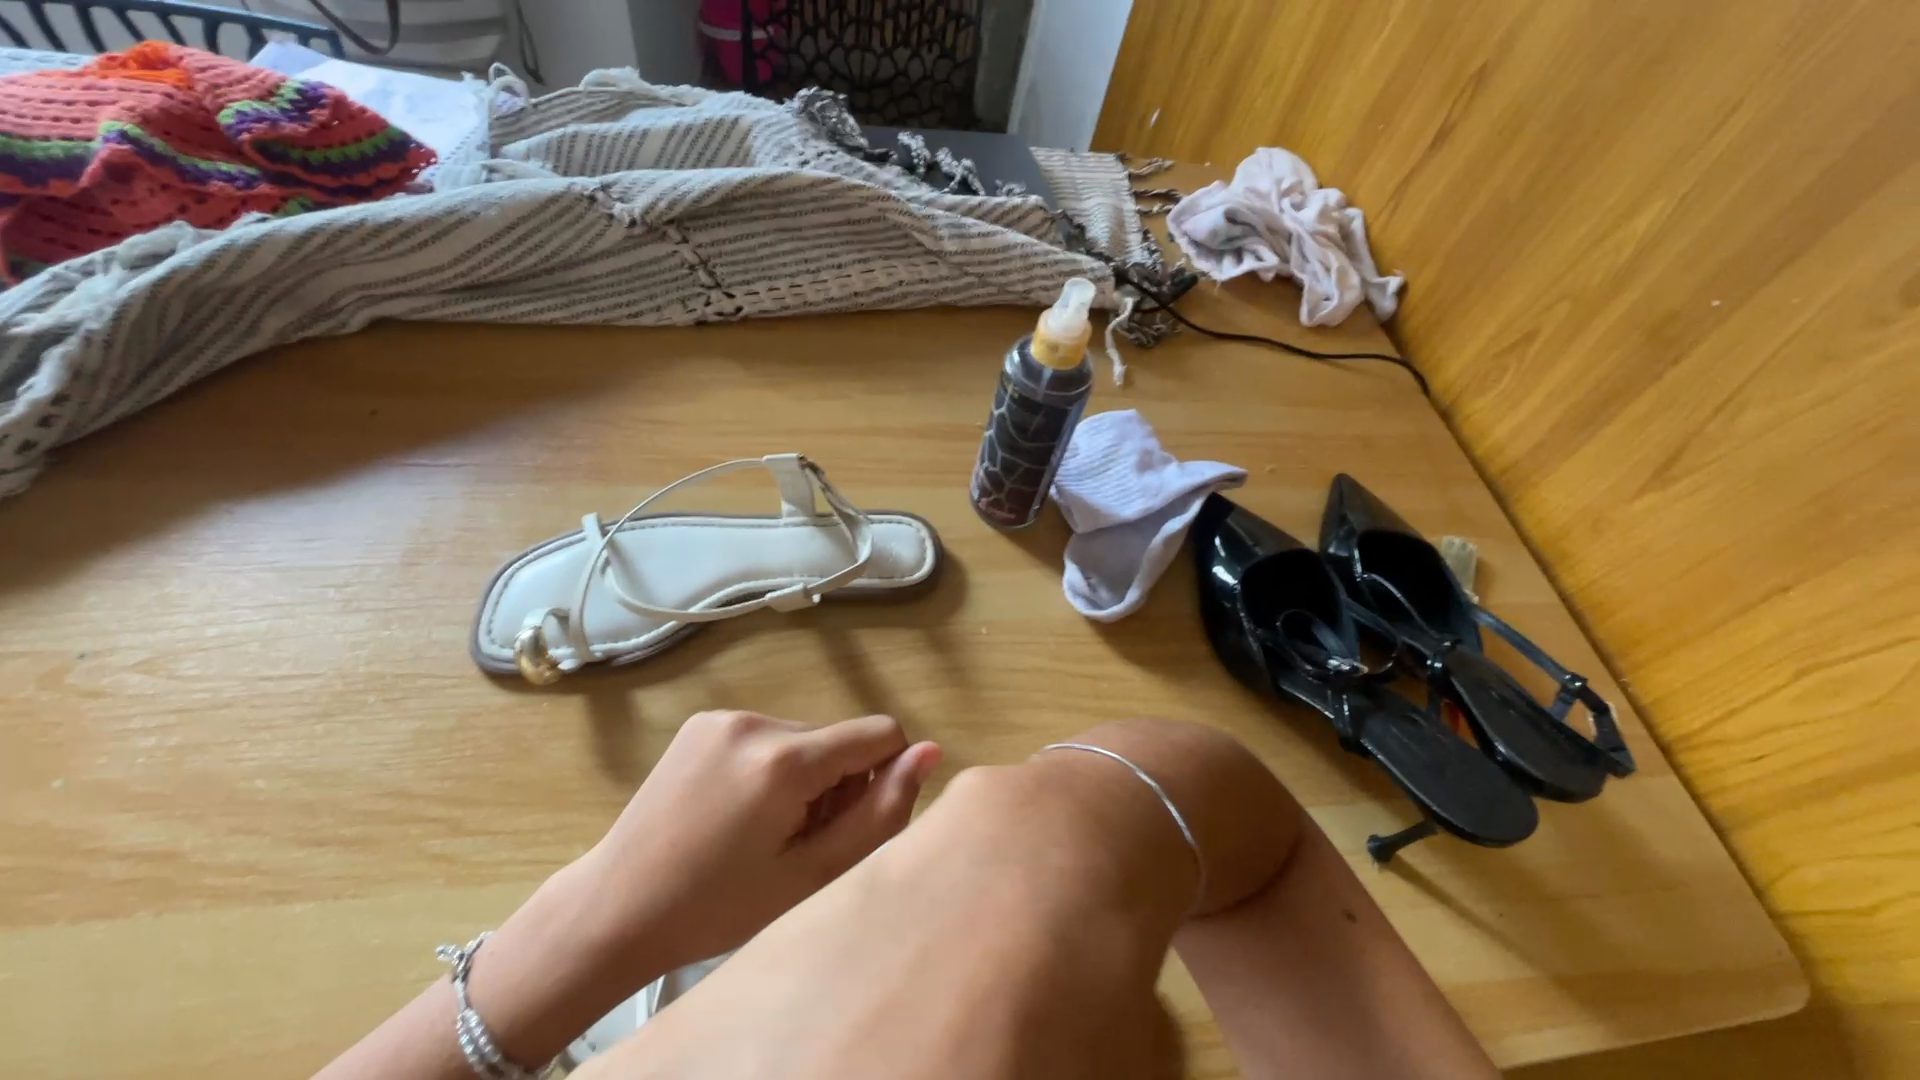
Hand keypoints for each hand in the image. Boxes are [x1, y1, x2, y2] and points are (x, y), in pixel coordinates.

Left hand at [582, 709, 941, 971]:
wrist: (617, 906)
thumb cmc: (720, 906)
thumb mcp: (812, 874)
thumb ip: (880, 812)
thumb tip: (930, 752)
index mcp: (785, 760)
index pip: (879, 733)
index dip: (881, 777)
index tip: (845, 824)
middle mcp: (755, 721)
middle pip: (838, 738)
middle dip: (837, 783)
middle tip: (797, 841)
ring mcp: (723, 717)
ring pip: (804, 737)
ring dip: (804, 776)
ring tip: (763, 830)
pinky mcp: (701, 722)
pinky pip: (767, 735)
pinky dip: (771, 767)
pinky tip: (737, 811)